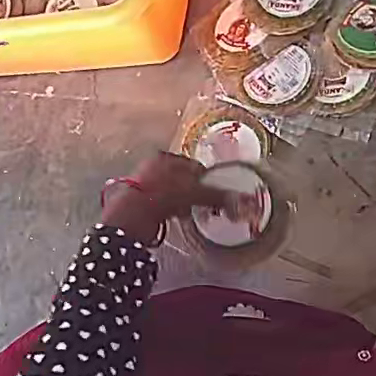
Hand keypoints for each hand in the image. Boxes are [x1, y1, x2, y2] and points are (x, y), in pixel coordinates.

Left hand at [101, 152, 258, 241]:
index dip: (207, 178)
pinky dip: (173, 210)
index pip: (194, 165)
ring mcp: (145, 185)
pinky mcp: (141, 202)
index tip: (215, 191)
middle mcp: (153, 167)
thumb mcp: (194, 194)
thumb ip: (218, 197)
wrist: (132, 217)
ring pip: (173, 192)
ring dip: (184, 202)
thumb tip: (243, 200)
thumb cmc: (162, 196)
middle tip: (205, 203)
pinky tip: (178, 217)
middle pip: (183, 179)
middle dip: (195, 191)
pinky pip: (164, 204)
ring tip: (191, 211)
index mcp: (165, 157)